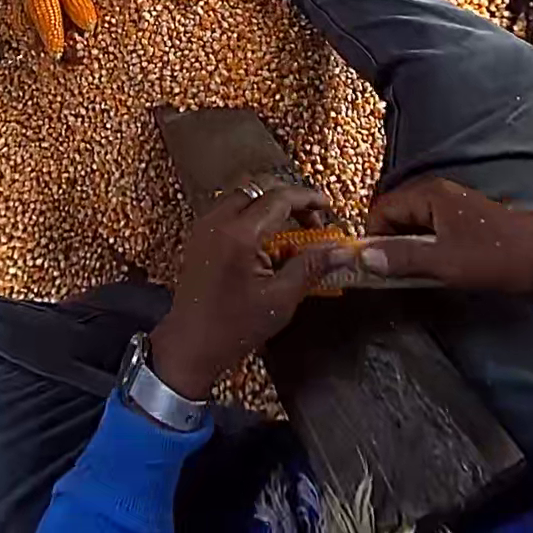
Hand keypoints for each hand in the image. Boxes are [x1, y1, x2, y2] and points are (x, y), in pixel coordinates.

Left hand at [150, 184, 351, 398]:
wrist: (190, 344)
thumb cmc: (236, 326)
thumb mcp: (281, 298)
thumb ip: (311, 266)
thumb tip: (342, 250)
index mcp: (239, 233)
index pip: (278, 198)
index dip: (307, 198)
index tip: (328, 206)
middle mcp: (218, 219)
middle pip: (259, 188)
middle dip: (289, 198)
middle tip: (312, 221)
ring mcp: (204, 224)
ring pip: (242, 195)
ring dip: (269, 204)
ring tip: (292, 229)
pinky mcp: (199, 233)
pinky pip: (228, 208)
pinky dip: (251, 213)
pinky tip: (266, 240)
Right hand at [361, 177, 532, 297]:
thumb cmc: (497, 258)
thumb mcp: (446, 263)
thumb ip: (402, 259)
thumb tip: (362, 257)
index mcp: (429, 194)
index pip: (382, 207)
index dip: (372, 234)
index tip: (372, 263)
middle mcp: (437, 192)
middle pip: (396, 212)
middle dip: (389, 239)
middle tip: (390, 270)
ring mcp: (453, 204)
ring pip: (414, 222)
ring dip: (408, 245)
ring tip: (410, 271)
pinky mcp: (465, 219)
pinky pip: (431, 228)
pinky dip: (425, 245)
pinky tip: (433, 266)